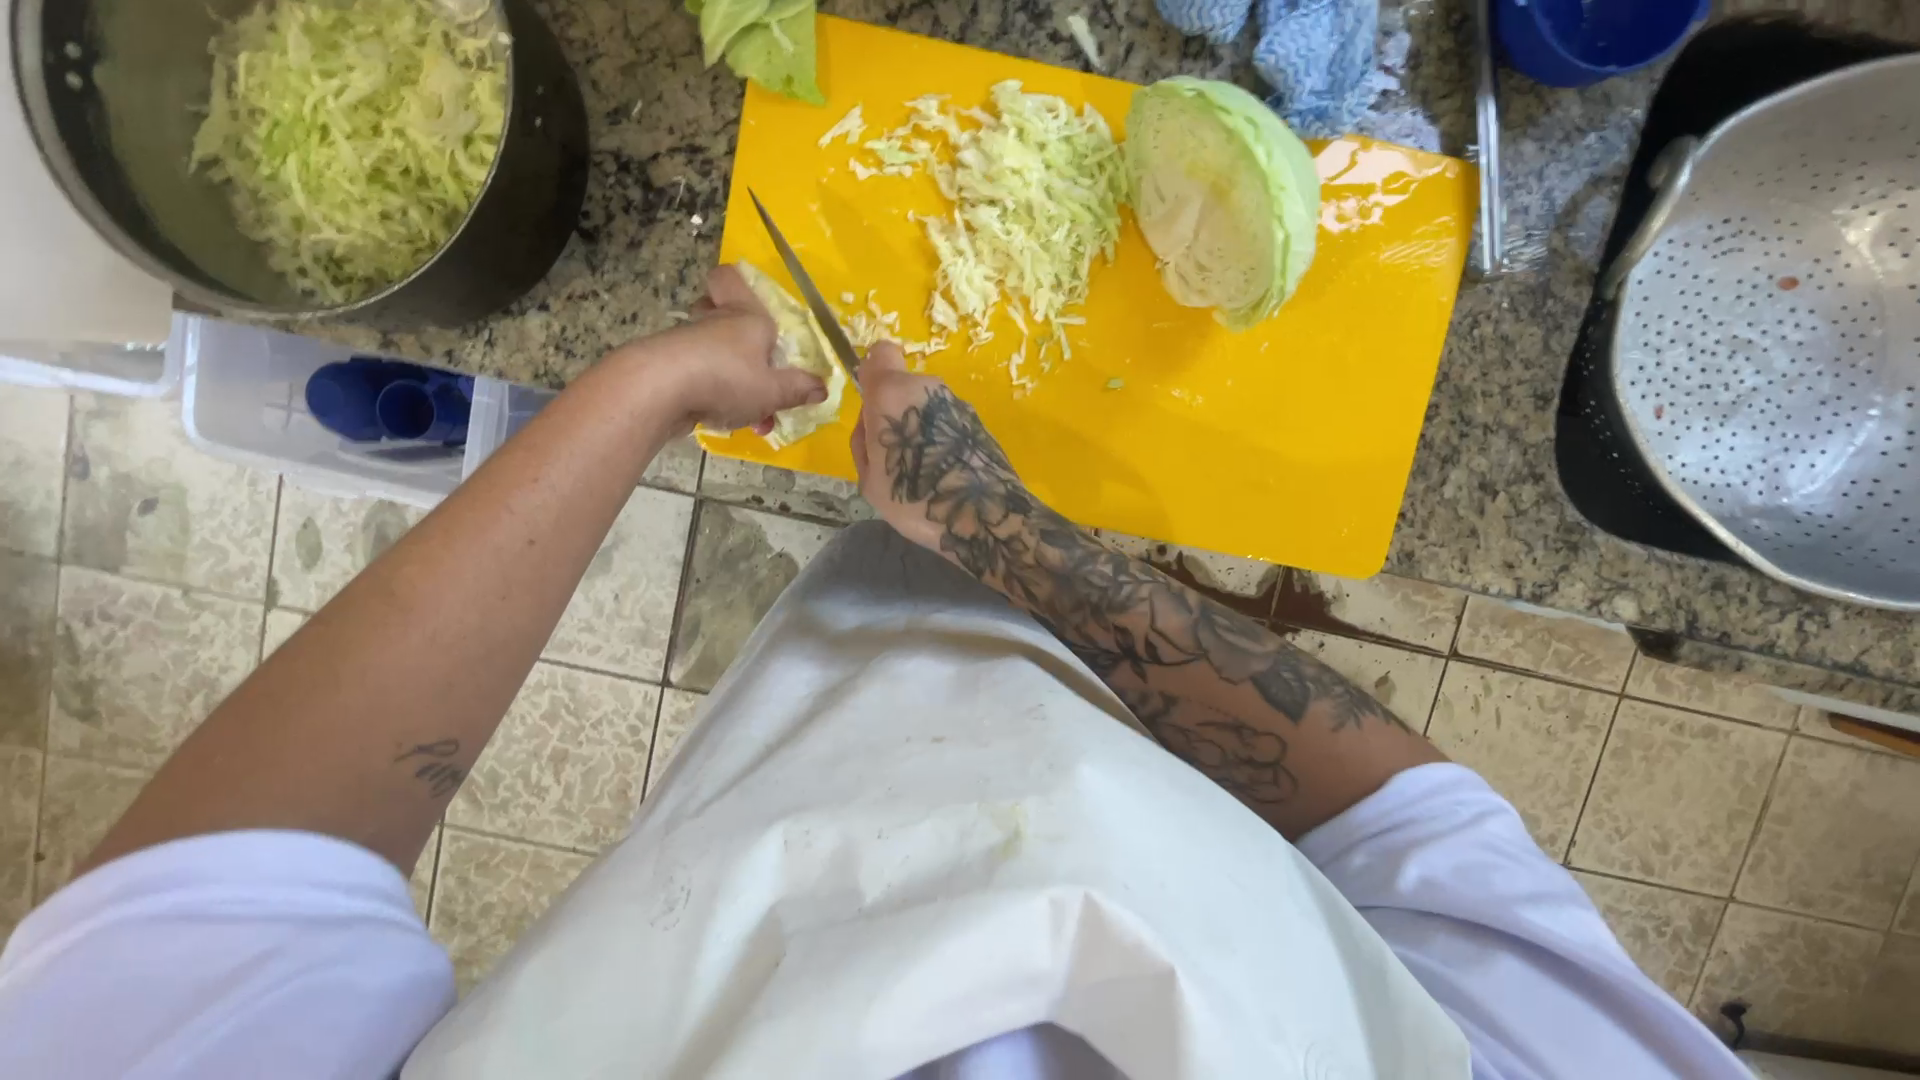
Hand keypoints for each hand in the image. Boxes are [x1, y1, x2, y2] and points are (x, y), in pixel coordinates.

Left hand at [611, 265, 826, 435]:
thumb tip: (822, 387)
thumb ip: (798, 389)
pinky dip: (713, 397)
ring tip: (752, 417)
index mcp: (744, 315)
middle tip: (755, 364)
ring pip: (710, 353)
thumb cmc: (727, 378)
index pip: (730, 277)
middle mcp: (714, 323)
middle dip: (738, 339)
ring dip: (732, 380)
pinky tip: (725, 423)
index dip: (736, 281)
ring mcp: (685, 346)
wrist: (658, 392)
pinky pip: (696, 377)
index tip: (749, 299)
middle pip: (718, 313)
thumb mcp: (774, 390)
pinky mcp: (666, 372)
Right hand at [849, 342, 1032, 563]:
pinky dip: (940, 439)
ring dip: (918, 429)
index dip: (872, 375)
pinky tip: (944, 473)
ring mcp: (957, 403)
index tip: (871, 407)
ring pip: (926, 406)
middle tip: (892, 455)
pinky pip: (946, 423)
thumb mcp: (869, 481)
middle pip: (902, 387)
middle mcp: (927, 388)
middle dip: (893, 413)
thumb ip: (865, 443)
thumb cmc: (916, 499)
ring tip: (921, 471)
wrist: (985, 516)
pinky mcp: (978, 422)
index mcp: (892, 394)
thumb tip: (873, 427)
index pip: (880, 354)